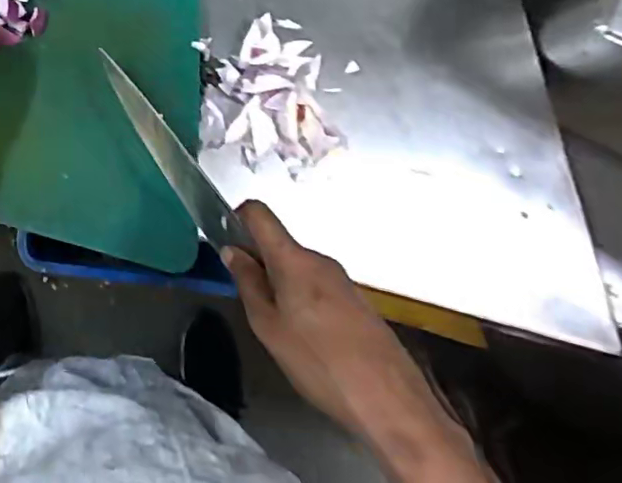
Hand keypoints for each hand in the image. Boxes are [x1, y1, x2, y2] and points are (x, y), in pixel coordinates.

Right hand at [223, 201, 489, 482]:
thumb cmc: (320, 363)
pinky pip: (321, 289)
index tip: (226, 240)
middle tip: (250, 300)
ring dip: (282, 286)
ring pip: (300, 270)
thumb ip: (247, 283)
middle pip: (279, 245)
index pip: (259, 213)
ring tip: (280, 328)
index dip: (237, 217)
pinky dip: (306, 302)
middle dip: (259, 263)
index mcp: (293, 259)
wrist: (394, 407)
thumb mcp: (268, 326)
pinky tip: (309, 341)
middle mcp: (320, 261)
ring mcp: (344, 283)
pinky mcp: (361, 306)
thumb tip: (233, 252)